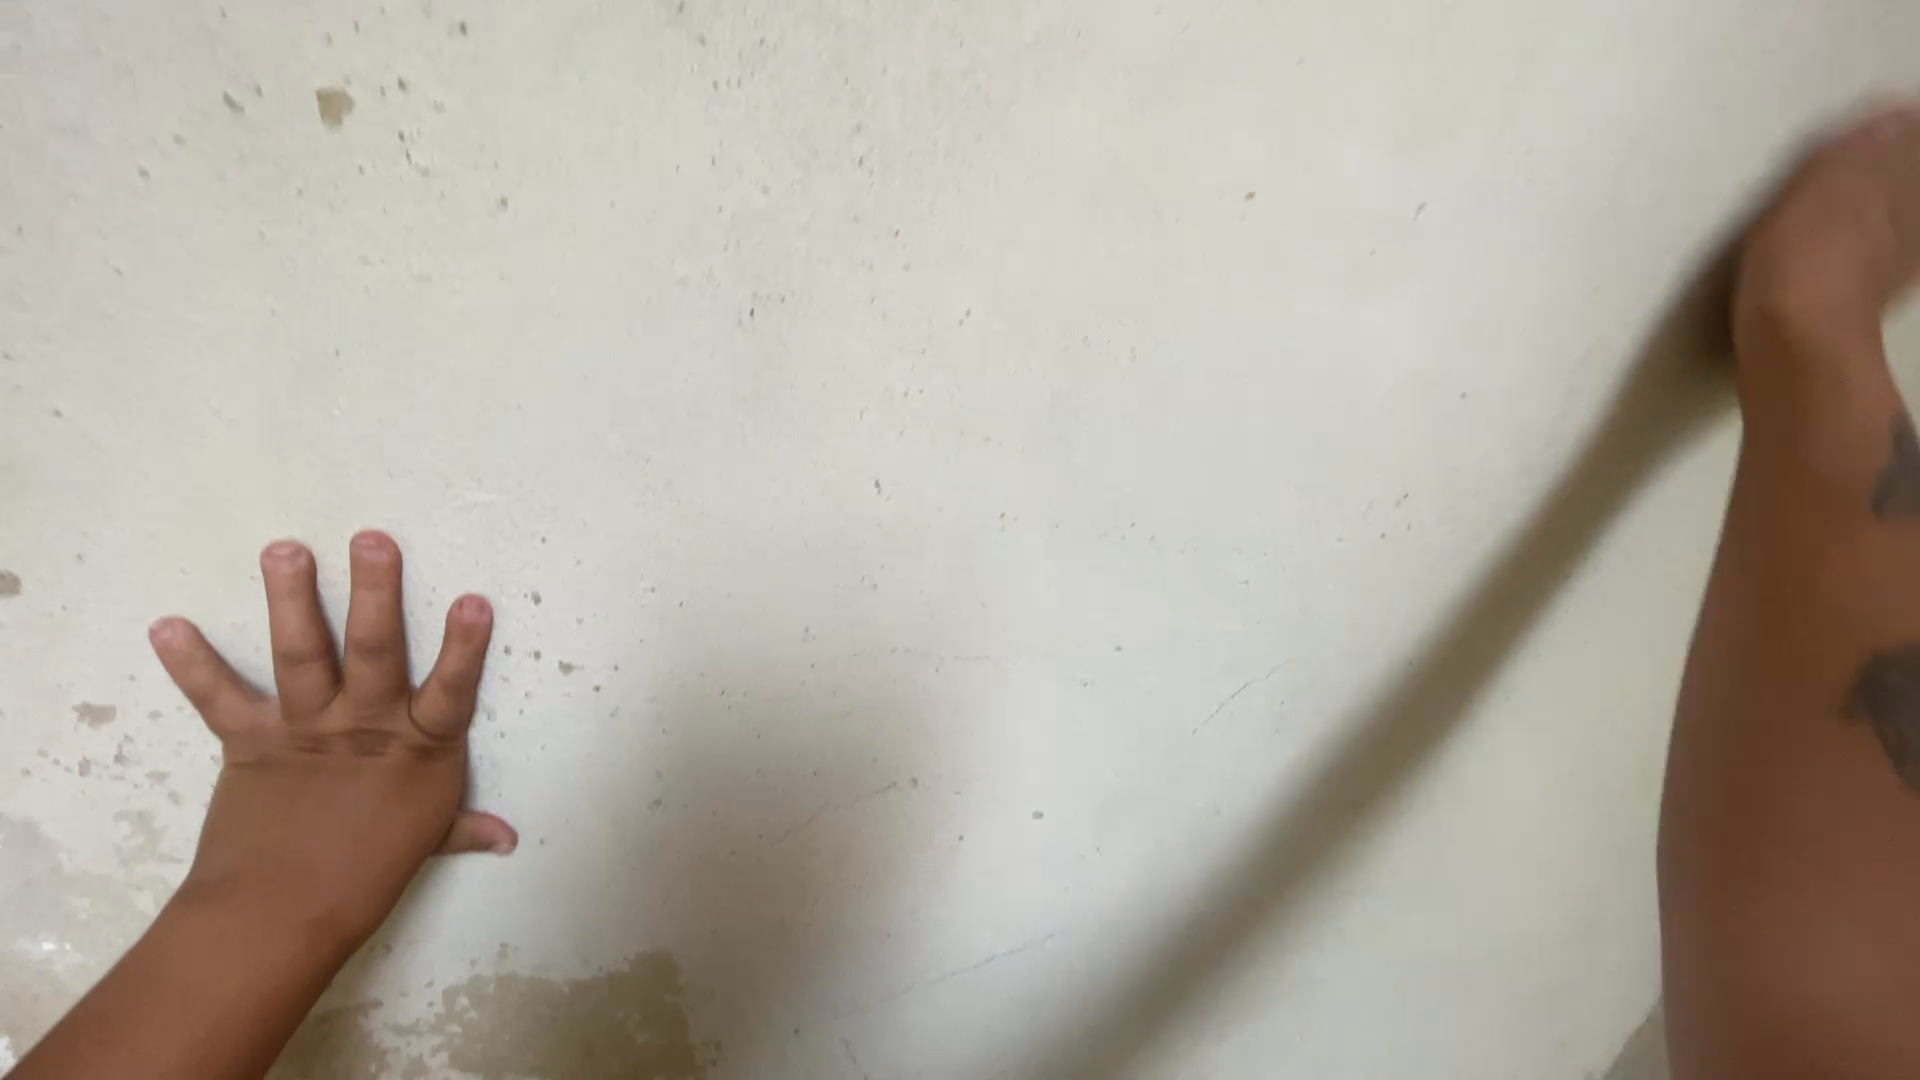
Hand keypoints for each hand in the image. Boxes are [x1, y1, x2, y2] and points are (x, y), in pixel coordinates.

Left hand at [149, 531, 514, 954]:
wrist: (277, 915)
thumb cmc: (370, 869)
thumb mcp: (431, 838)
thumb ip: (469, 826)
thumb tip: (510, 838)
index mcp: (420, 747)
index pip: (453, 687)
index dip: (465, 645)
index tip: (473, 599)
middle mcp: (366, 726)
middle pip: (375, 651)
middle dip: (375, 593)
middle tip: (371, 540)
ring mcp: (306, 730)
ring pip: (303, 656)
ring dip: (292, 601)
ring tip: (284, 549)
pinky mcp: (249, 742)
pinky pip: (219, 698)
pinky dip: (192, 663)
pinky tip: (169, 624)